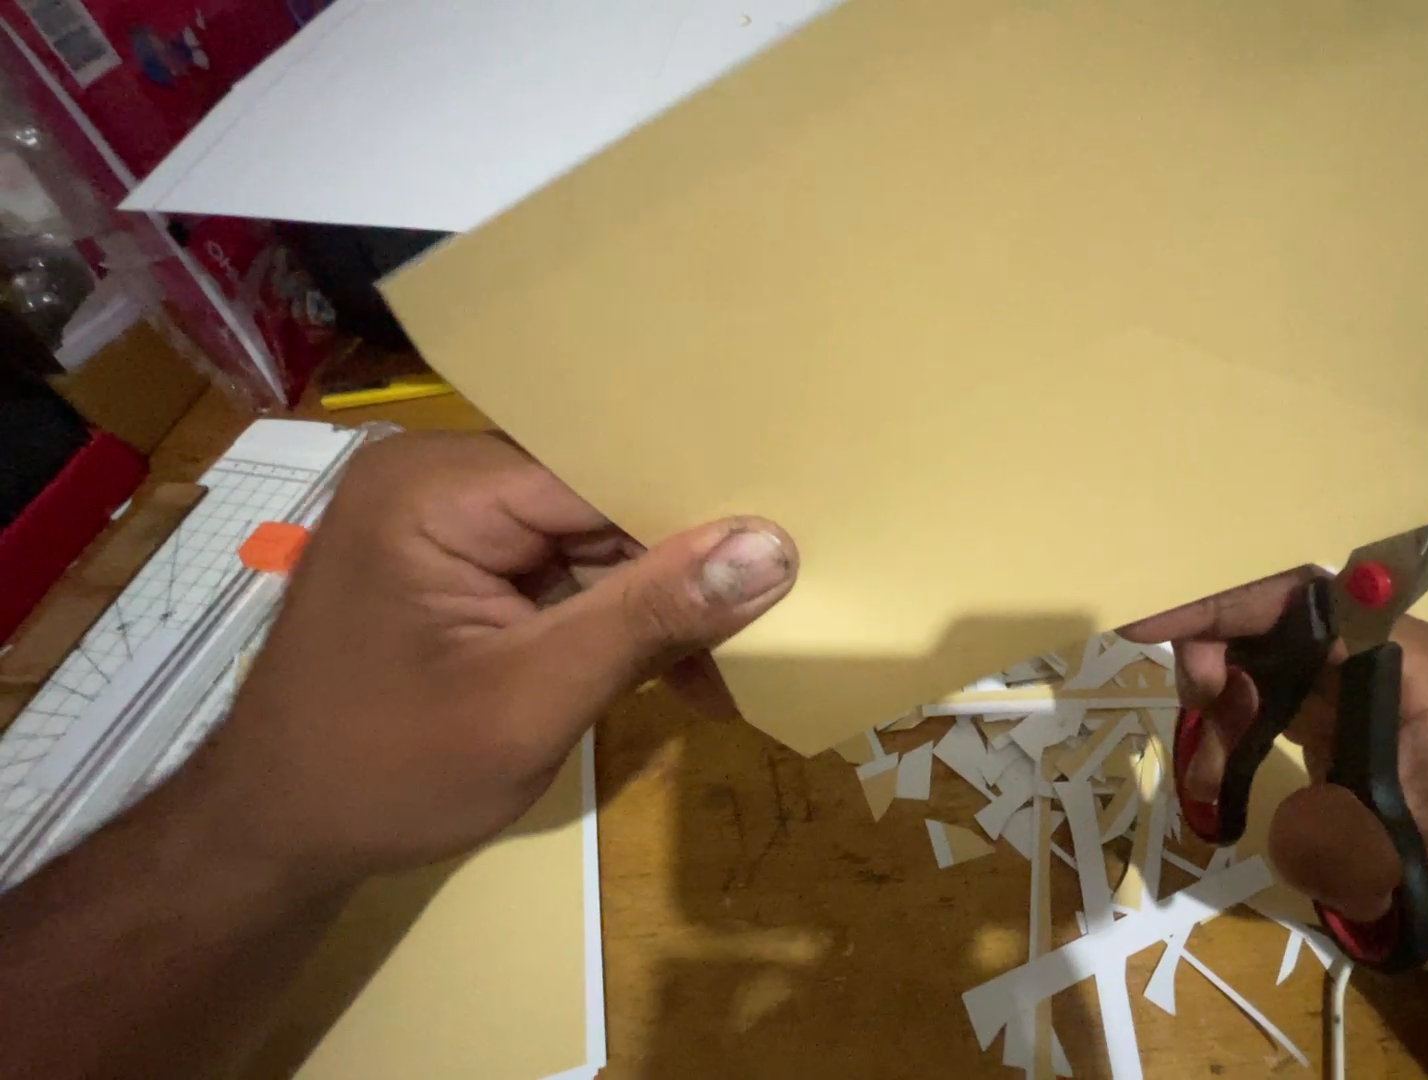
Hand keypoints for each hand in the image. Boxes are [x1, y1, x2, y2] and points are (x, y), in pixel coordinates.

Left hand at [181, 433, 797, 882]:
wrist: (277, 842)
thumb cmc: (385, 775)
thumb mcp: (534, 700)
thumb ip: (650, 617)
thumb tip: (772, 549)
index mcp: (441, 487)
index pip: (607, 473)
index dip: (700, 513)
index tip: (787, 555)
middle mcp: (452, 479)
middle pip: (613, 499)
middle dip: (690, 565)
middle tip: (774, 613)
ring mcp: (466, 519)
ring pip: (610, 537)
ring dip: (669, 601)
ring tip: (732, 657)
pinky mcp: (483, 559)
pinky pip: (585, 568)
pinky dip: (634, 618)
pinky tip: (681, 665)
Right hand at [1123, 570, 1427, 980]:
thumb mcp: (1396, 867)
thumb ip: (1320, 822)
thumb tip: (1235, 773)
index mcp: (1412, 665)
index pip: (1301, 601)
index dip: (1222, 604)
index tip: (1150, 625)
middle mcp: (1389, 657)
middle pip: (1274, 619)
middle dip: (1215, 659)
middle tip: (1195, 717)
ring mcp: (1367, 684)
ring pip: (1265, 656)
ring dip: (1221, 706)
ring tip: (1209, 781)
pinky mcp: (1349, 714)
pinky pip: (1275, 692)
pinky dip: (1237, 724)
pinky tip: (1220, 775)